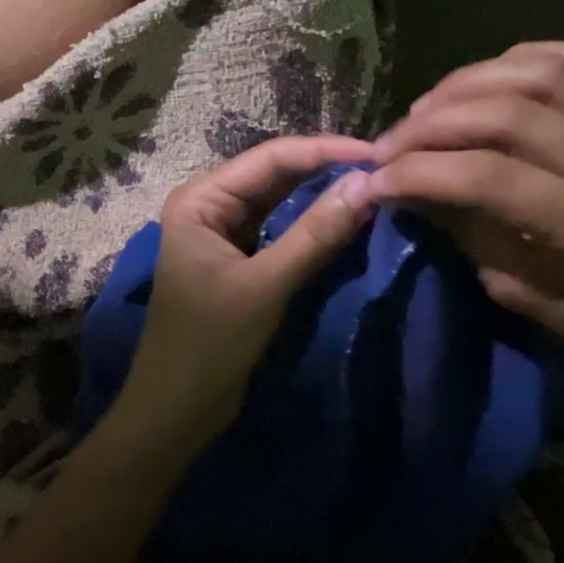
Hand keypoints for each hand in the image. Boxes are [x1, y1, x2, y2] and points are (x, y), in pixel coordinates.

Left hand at [115, 136, 376, 449]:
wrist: (177, 411)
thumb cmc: (209, 344)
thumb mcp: (265, 286)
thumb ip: (315, 234)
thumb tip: (367, 184)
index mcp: (200, 199)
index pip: (270, 158)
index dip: (324, 151)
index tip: (378, 154)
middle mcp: (211, 206)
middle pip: (277, 175)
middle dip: (328, 172)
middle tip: (386, 171)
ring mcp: (226, 234)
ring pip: (284, 203)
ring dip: (324, 199)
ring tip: (378, 190)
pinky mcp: (242, 261)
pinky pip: (283, 231)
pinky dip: (314, 228)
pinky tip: (351, 223)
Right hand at [370, 42, 563, 359]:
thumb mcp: (512, 289)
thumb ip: (460, 223)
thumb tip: (395, 177)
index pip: (493, 177)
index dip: (422, 169)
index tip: (375, 177)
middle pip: (514, 115)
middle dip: (435, 123)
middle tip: (391, 142)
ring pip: (544, 73)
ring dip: (469, 83)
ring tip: (427, 108)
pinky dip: (517, 62)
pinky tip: (481, 82)